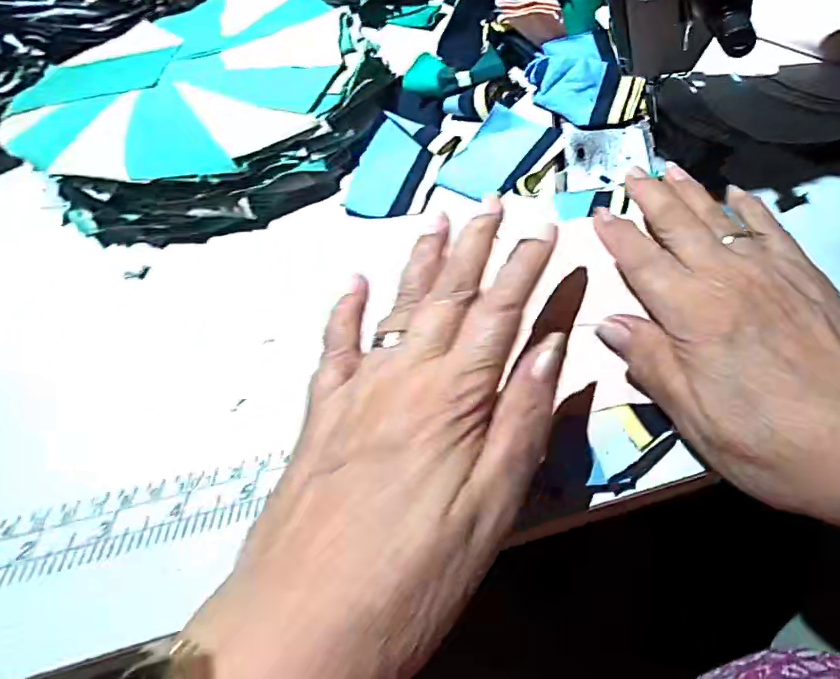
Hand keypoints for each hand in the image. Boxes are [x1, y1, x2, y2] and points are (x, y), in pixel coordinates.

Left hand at [184, 200, 565, 678]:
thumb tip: (552, 344)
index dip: (527, 265)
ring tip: (438, 221)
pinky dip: (346, 314)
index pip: (502, 311)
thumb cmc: (415, 575)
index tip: (547, 227)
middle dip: (477, 247)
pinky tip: (355, 283)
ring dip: (421, 263)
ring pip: (397, 312)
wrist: (287, 649)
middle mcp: (403, 383)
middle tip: (494, 204)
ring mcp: (355, 401)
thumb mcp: (493, 502)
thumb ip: (523, 415)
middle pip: (449, 298)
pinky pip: (333, 355)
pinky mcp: (318, 428)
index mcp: (454, 398)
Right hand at [591, 166, 839, 538]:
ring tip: (671, 169)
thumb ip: (655, 364)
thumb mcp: (697, 419)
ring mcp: (769, 268)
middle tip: (632, 172)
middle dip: (652, 197)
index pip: (643, 263)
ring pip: (722, 218)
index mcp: (692, 313)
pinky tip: (739, 194)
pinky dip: (751, 207)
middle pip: (680, 227)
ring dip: (693, 192)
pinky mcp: (804, 271)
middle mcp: (727, 277)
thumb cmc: (771, 439)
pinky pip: (770, 227)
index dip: (618, 236)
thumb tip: (610, 322)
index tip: (598, 213)